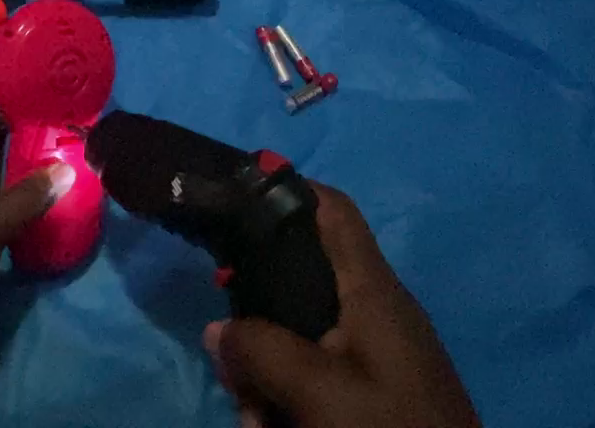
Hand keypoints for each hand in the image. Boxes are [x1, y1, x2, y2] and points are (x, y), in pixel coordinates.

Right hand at [203, 183, 479, 427]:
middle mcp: (374, 310)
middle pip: (299, 278)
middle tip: (231, 353)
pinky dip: (288, 396)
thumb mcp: (318, 392)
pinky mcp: (376, 391)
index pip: (332, 207)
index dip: (287, 189)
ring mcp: (376, 354)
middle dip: (255, 315)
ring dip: (265, 370)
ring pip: (298, 334)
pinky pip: (316, 373)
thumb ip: (260, 351)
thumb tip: (218, 331)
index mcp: (372, 289)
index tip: (235, 200)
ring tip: (254, 417)